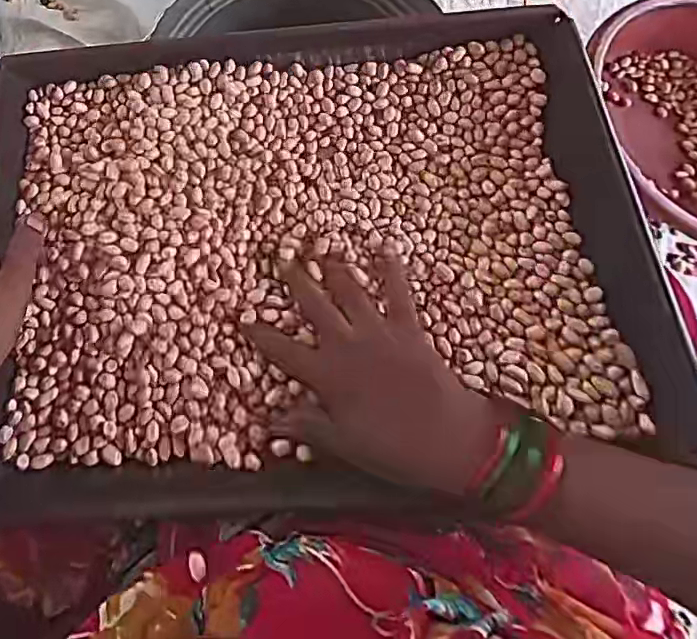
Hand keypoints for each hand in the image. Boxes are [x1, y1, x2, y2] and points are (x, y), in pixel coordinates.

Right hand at [245, 250, 504, 497]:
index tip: (242, 318)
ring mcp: (377, 332)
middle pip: (313, 305)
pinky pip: (397, 292)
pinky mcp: (407, 327)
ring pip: (348, 291)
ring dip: (333, 268)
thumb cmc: (394, 448)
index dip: (260, 334)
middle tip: (281, 259)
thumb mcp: (344, 444)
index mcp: (327, 374)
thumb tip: (270, 420)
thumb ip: (307, 425)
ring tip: (320, 249)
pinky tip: (382, 248)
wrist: (453, 442)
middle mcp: (346, 344)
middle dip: (295, 281)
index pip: (283, 350)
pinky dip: (389, 269)